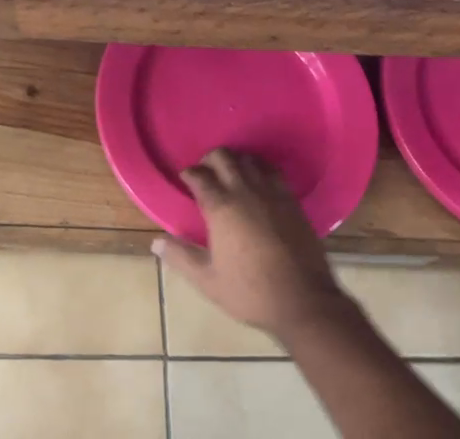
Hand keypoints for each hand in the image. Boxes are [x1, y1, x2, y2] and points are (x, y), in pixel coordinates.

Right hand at [155, 148, 351, 339]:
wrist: (303, 301)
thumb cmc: (251, 292)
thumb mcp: (208, 280)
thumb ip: (181, 257)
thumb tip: (156, 243)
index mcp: (221, 208)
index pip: (200, 176)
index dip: (189, 173)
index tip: (185, 180)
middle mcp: (245, 192)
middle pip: (224, 157)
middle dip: (210, 159)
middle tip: (205, 173)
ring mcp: (272, 193)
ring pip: (249, 159)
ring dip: (236, 161)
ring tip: (230, 174)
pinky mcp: (291, 201)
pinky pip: (272, 171)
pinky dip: (260, 169)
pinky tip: (258, 183)